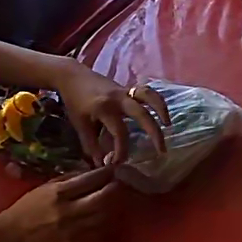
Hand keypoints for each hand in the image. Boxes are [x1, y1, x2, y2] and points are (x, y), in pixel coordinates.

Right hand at [0, 167, 119, 241]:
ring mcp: (72, 229)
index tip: (113, 168)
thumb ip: (72, 178)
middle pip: (103, 198)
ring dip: (116, 205)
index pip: (91, 179)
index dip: (106, 172)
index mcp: (60, 193)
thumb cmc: (30, 205)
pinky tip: (111, 216)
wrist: (14, 234)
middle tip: (119, 182)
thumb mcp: (48, 185)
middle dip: (115, 188)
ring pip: (105, 216)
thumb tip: (96, 171)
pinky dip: (109, 224)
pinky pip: (99, 234)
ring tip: (118, 198)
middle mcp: (68, 211)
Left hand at [52, 62, 170, 164]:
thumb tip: (101, 165)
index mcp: (105, 108)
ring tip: (168, 125)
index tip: (118, 163)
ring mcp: (125, 91)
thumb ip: (91, 145)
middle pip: (142, 114)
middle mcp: (119, 98)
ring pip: (149, 96)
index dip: (121, 150)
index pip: (120, 132)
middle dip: (154, 132)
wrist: (73, 77)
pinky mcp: (128, 88)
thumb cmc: (75, 102)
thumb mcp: (80, 125)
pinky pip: (146, 92)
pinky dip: (155, 101)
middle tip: (162, 150)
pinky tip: (160, 112)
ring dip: (161, 109)